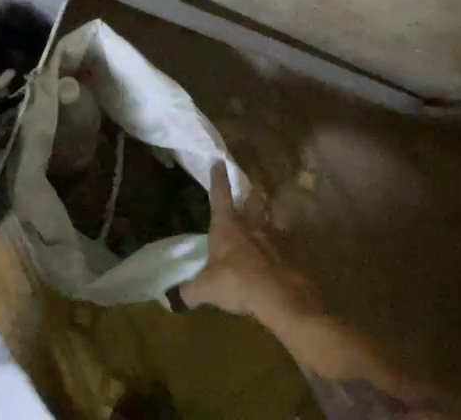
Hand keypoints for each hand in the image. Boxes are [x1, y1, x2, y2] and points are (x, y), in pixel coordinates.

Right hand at [178, 163, 316, 323]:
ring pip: (268, 222)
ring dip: (266, 219)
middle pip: (252, 202)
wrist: (280, 297)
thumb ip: (188, 291)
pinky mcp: (288, 256)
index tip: (218, 161)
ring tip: (263, 223)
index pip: (220, 195)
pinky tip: (275, 258)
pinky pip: (281, 247)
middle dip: (250, 195)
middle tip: (251, 191)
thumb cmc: (237, 282)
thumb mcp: (206, 289)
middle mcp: (250, 226)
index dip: (218, 179)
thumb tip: (172, 298)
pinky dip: (277, 249)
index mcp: (227, 226)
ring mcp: (272, 240)